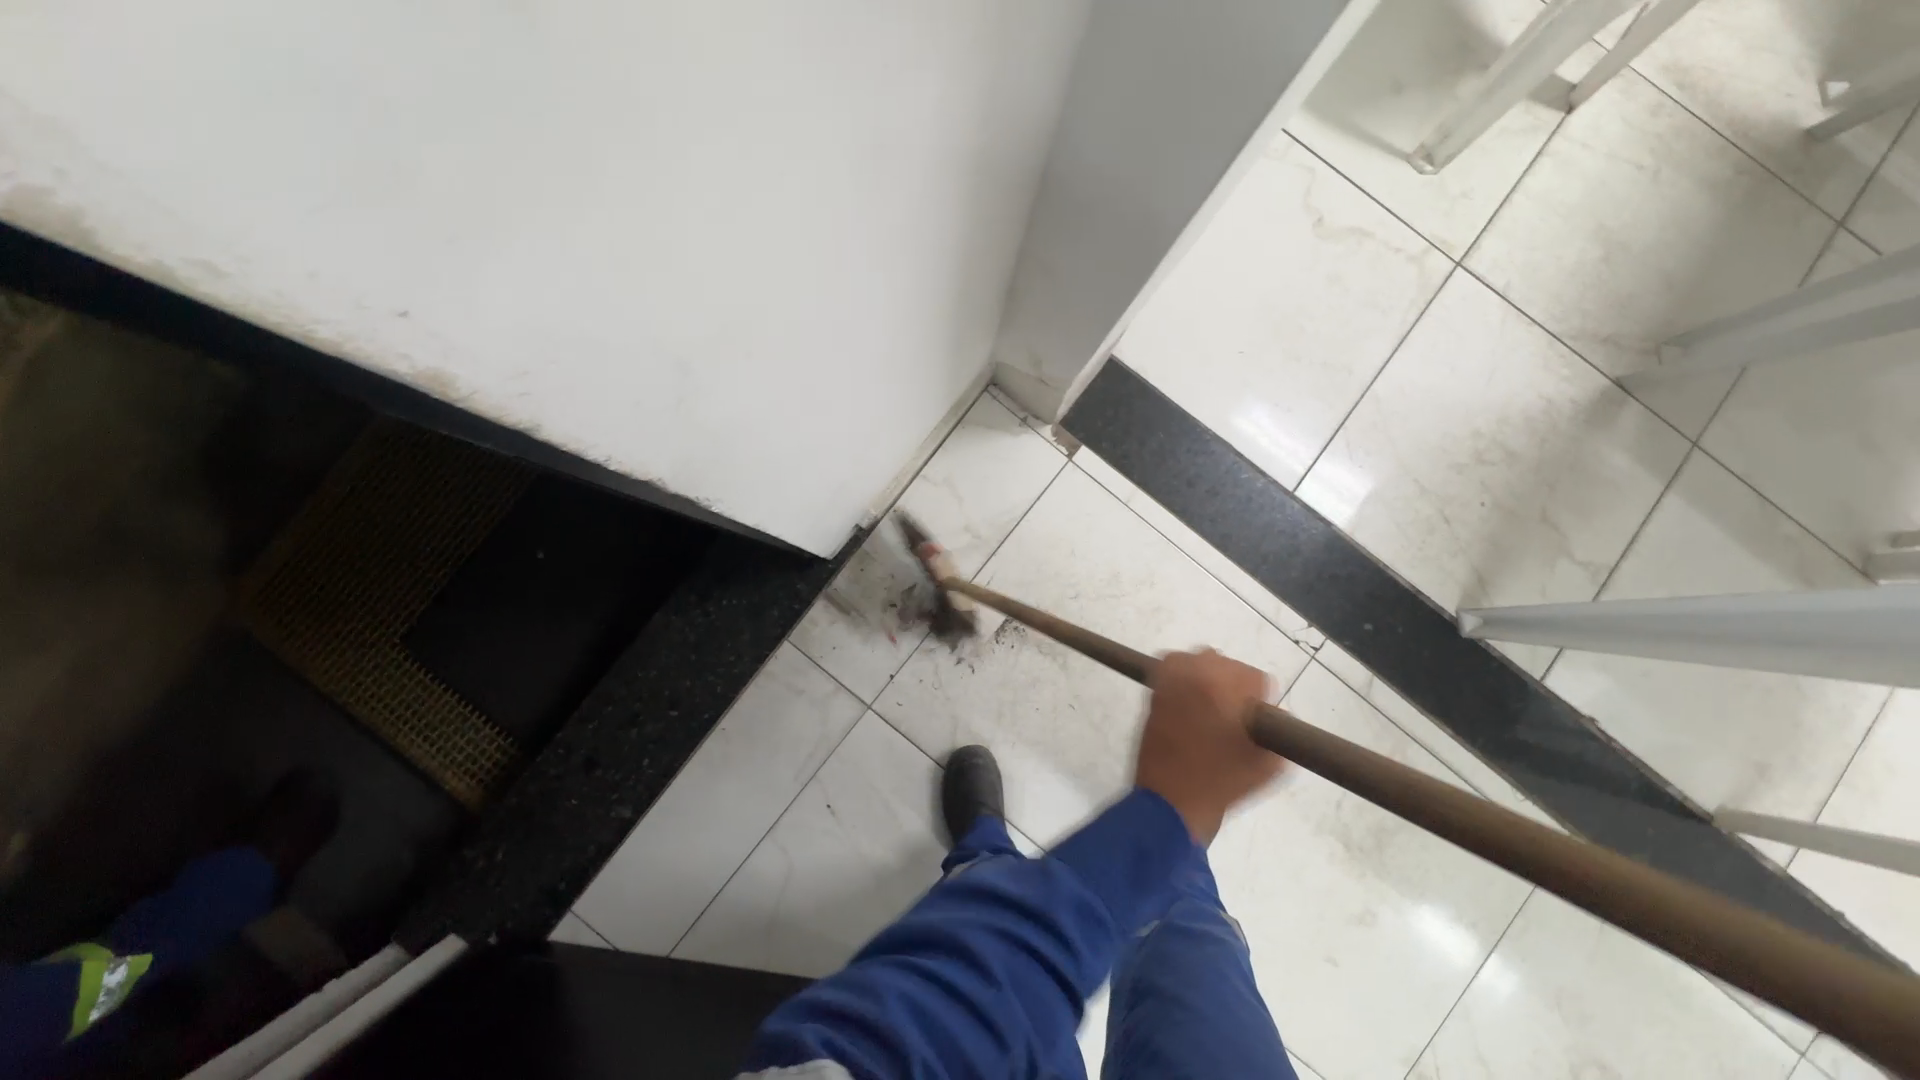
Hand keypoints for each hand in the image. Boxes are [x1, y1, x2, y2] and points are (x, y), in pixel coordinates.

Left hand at [1133, 649, 1286, 845]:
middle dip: (1236, 684)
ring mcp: (1168, 684)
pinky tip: (1190, 697)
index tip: (1258, 719)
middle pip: (1226, 664)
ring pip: (1197, 661)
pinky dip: (1182, 674)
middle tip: (1238, 713)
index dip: (1261, 698)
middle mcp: (1193, 676)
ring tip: (1214, 704)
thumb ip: (1280, 733)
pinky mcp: (1152, 694)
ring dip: (1210, 676)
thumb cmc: (1222, 785)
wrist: (1170, 804)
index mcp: (1223, 689)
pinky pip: (1169, 667)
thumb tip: (1275, 716)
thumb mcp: (1267, 765)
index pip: (1254, 677)